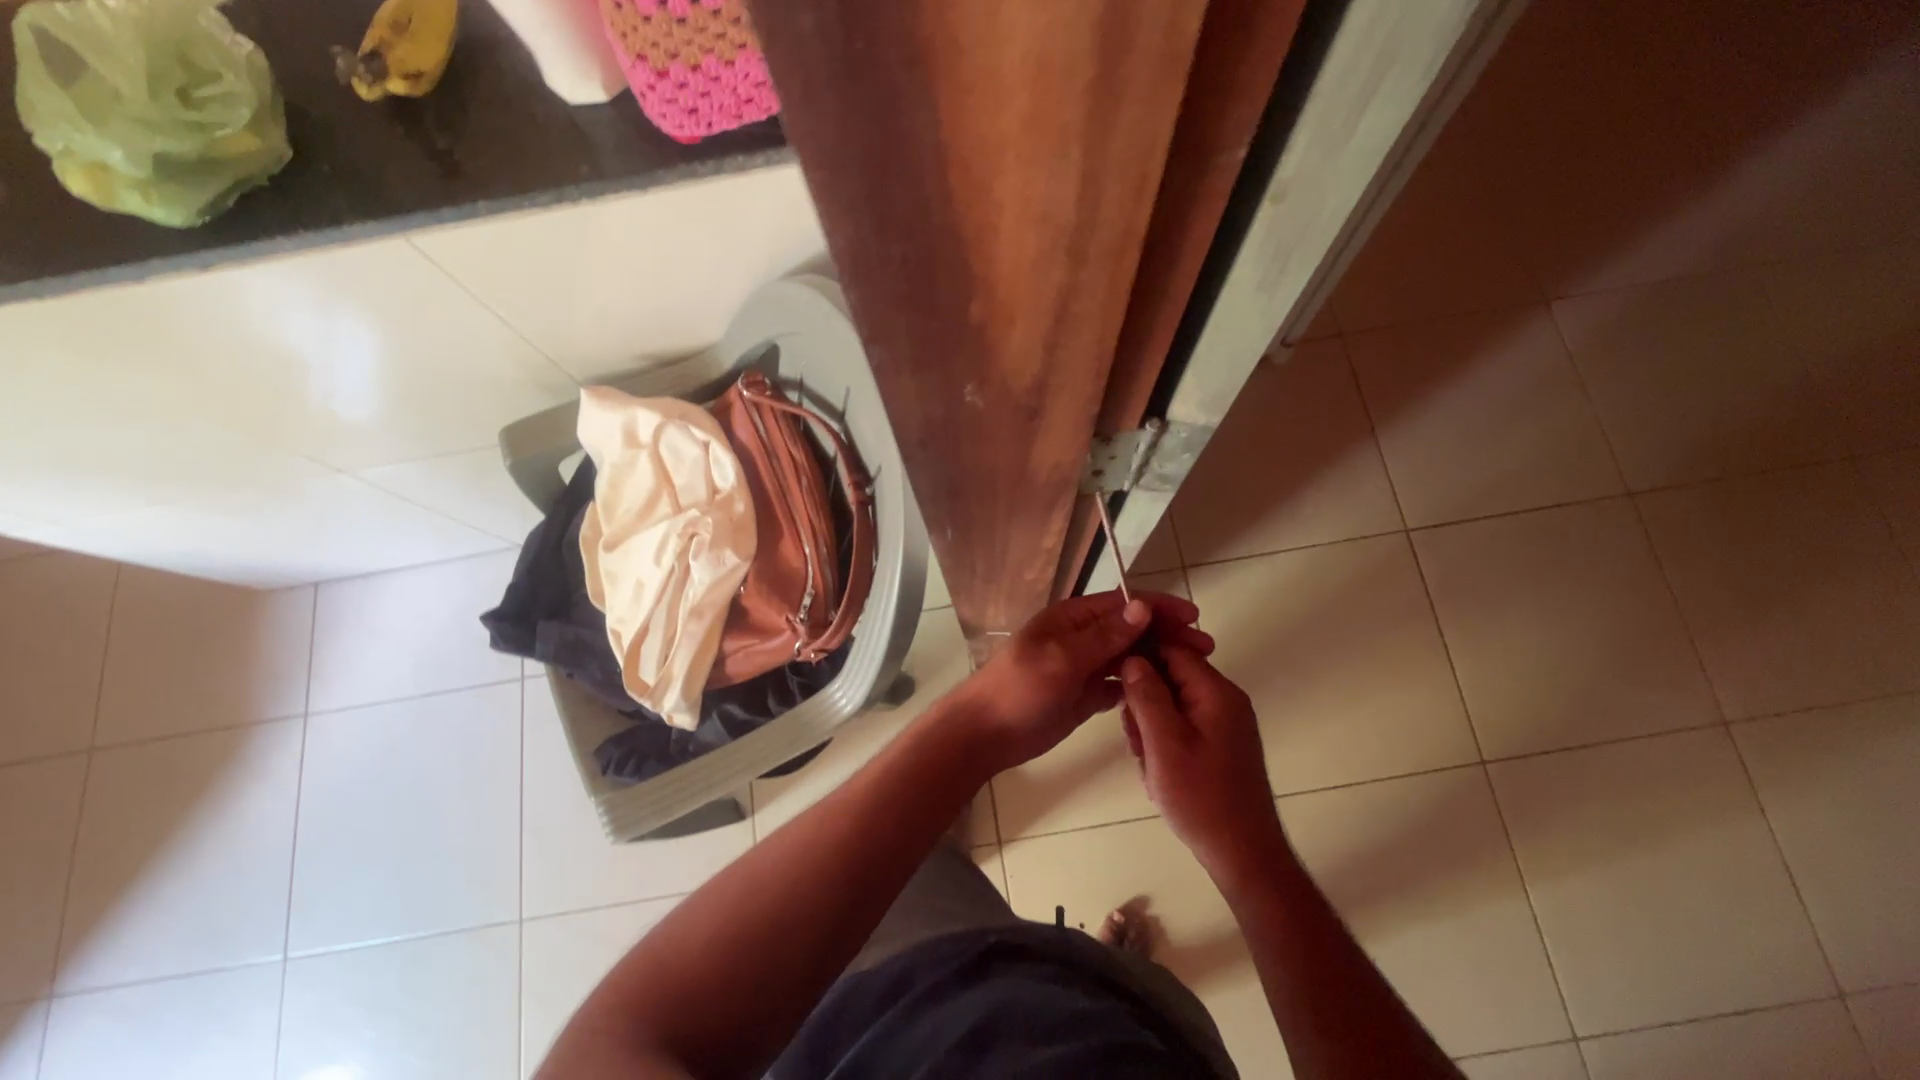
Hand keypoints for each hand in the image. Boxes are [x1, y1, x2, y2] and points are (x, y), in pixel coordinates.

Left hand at [957, 590, 1213, 773]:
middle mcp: (1081, 638)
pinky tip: (1164, 695)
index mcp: (1073, 619)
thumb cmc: (1019, 689)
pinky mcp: (1084, 696)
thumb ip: (1104, 636)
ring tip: (1192, 671)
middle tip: (1205, 649)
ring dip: (1158, 660)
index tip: (1193, 617)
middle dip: (1167, 635)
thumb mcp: (1063, 659)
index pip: (1124, 605)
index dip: (1159, 608)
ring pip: (1129, 658)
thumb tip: (1142, 606)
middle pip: (1132, 630)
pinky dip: (1140, 687)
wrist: (986, 733)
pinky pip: (1119, 685)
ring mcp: (1083, 668)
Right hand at [1119, 647, 1293, 884]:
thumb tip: (1133, 658)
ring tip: (1148, 762)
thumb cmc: (1201, 797)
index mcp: (1216, 692)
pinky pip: (1183, 727)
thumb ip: (1147, 696)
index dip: (1140, 654)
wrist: (1243, 852)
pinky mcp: (1220, 745)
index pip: (1173, 649)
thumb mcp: (1164, 744)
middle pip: (1171, 676)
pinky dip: (1164, 743)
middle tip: (1136, 739)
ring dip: (1151, 727)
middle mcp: (1225, 700)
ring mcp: (1225, 724)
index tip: (1111, 674)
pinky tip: (1158, 771)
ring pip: (1173, 704)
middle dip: (1144, 701)